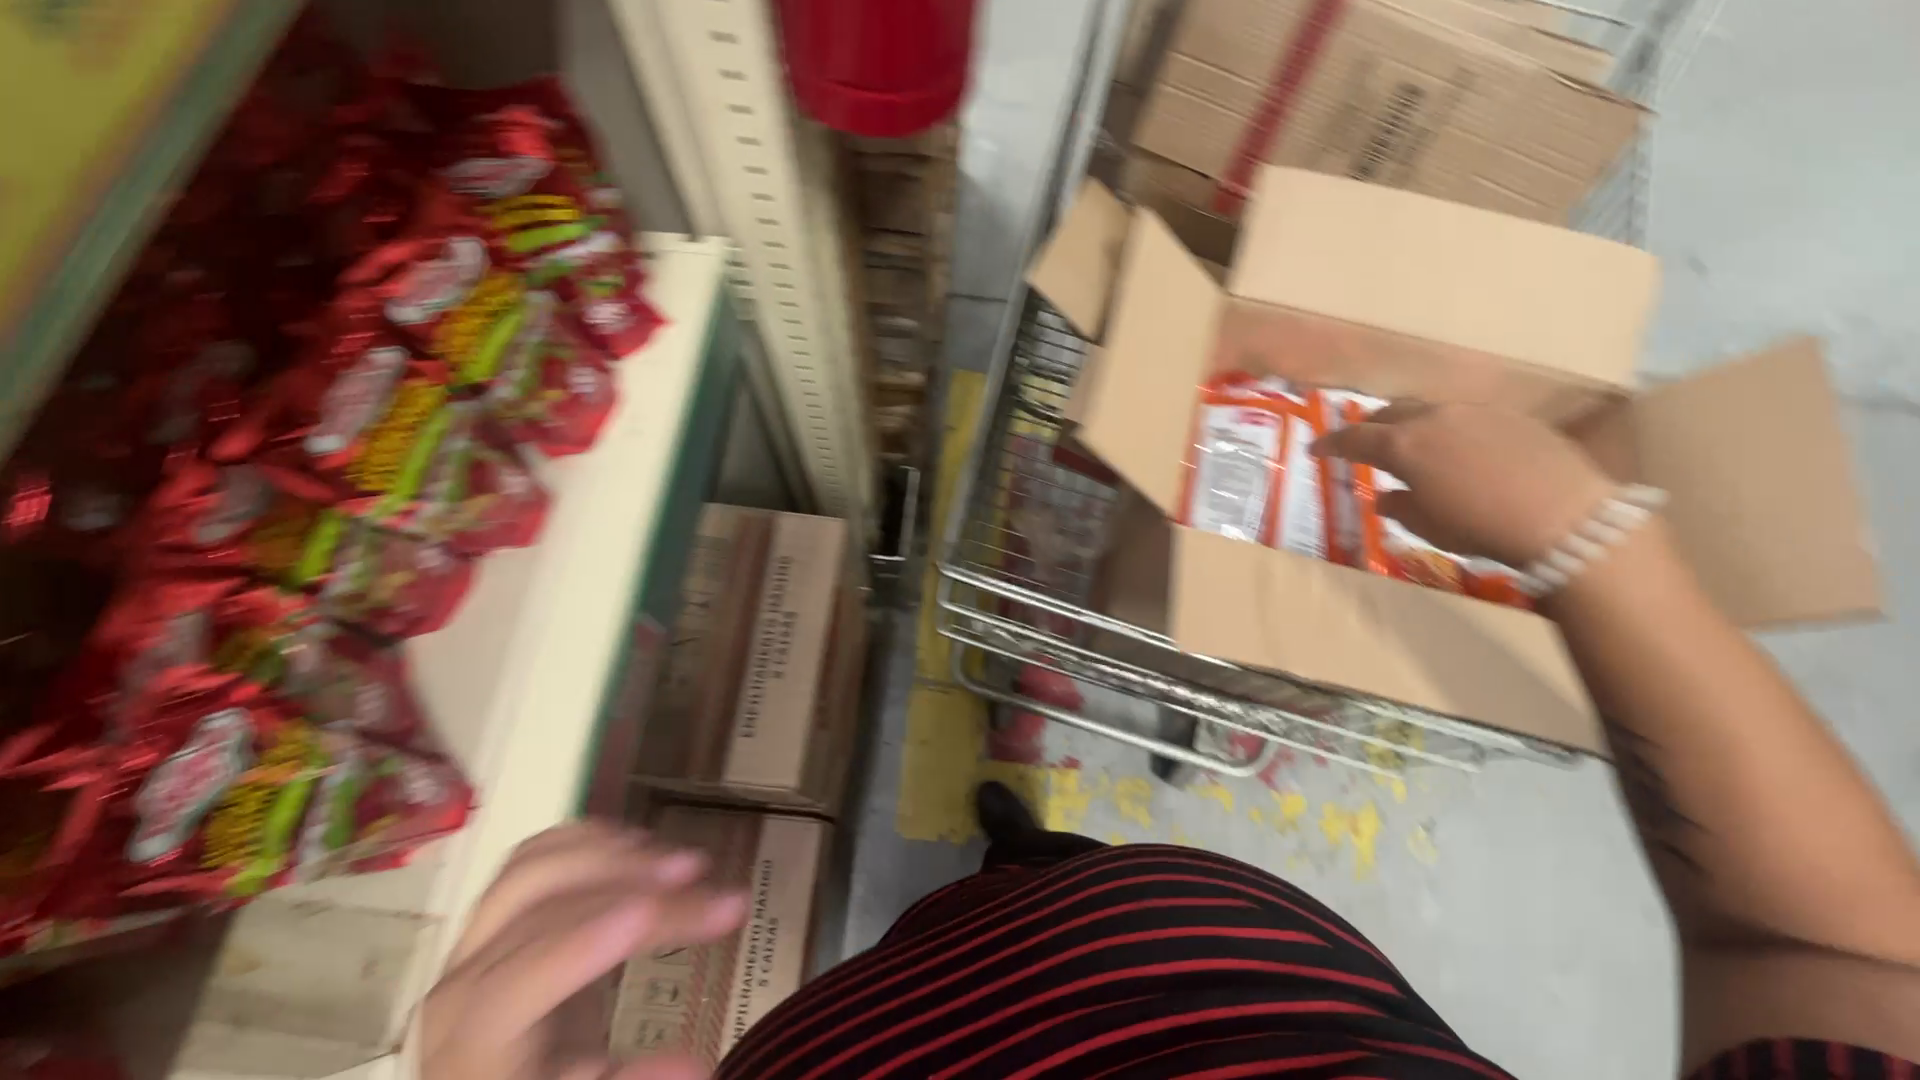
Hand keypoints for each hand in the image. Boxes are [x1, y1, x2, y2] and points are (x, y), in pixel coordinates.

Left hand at [420, 822, 747, 1079]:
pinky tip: (639, 844)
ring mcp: (476, 942)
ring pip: (532, 868)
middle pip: (535, 907)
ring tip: (681, 859)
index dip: (582, 944)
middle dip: (625, 881)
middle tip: (700, 872)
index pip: (519, 985)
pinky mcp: (496, 914)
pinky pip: (533, 855)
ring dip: (611, 852)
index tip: (651, 912)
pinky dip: (590, 840)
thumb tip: (698, 1064)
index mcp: (474, 1049)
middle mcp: (463, 985)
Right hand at [1311, 401, 1612, 567]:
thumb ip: (1399, 506)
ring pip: (1431, 411)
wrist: (1564, 517)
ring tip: (1416, 447)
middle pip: (1391, 414)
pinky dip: (1452, 432)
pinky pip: (1468, 419)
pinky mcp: (1512, 417)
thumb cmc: (1480, 527)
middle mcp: (1434, 418)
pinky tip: (1465, 455)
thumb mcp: (1428, 526)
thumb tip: (1387, 496)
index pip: (1354, 438)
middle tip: (1365, 445)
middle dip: (1372, 428)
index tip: (1317, 449)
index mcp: (1403, 445)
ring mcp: (1476, 412)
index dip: (1332, 444)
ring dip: (1414, 427)